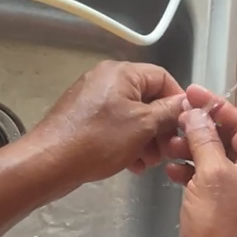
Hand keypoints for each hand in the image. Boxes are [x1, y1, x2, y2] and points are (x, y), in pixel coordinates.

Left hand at [28, 62, 186, 186]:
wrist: (50, 163)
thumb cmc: (97, 140)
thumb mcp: (143, 125)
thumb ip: (169, 111)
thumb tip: (187, 103)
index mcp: (122, 72)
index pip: (163, 77)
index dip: (178, 102)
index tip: (185, 126)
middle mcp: (107, 79)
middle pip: (148, 98)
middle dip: (161, 126)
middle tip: (165, 151)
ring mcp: (94, 99)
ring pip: (134, 115)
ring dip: (146, 139)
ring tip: (146, 162)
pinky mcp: (86, 118)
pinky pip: (117, 125)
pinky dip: (128, 142)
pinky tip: (131, 163)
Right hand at [163, 85, 236, 236]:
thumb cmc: (218, 224)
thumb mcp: (210, 174)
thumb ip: (203, 139)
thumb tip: (195, 113)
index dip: (217, 106)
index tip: (193, 93)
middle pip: (228, 140)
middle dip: (200, 128)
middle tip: (174, 117)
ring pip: (215, 160)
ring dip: (192, 149)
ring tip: (167, 144)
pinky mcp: (222, 208)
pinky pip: (207, 180)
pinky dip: (190, 172)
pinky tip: (171, 170)